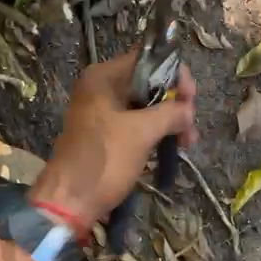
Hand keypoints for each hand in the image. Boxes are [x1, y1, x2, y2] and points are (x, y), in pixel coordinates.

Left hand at [29, 53, 197, 228]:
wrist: (68, 201)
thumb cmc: (104, 160)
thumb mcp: (142, 132)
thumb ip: (170, 113)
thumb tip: (188, 110)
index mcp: (102, 77)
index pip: (147, 59)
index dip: (175, 75)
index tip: (192, 99)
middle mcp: (99, 88)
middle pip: (147, 83)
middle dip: (173, 102)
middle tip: (190, 126)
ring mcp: (100, 113)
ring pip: (143, 106)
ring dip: (167, 121)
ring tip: (187, 143)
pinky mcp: (103, 136)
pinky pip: (134, 125)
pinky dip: (153, 133)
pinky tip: (171, 148)